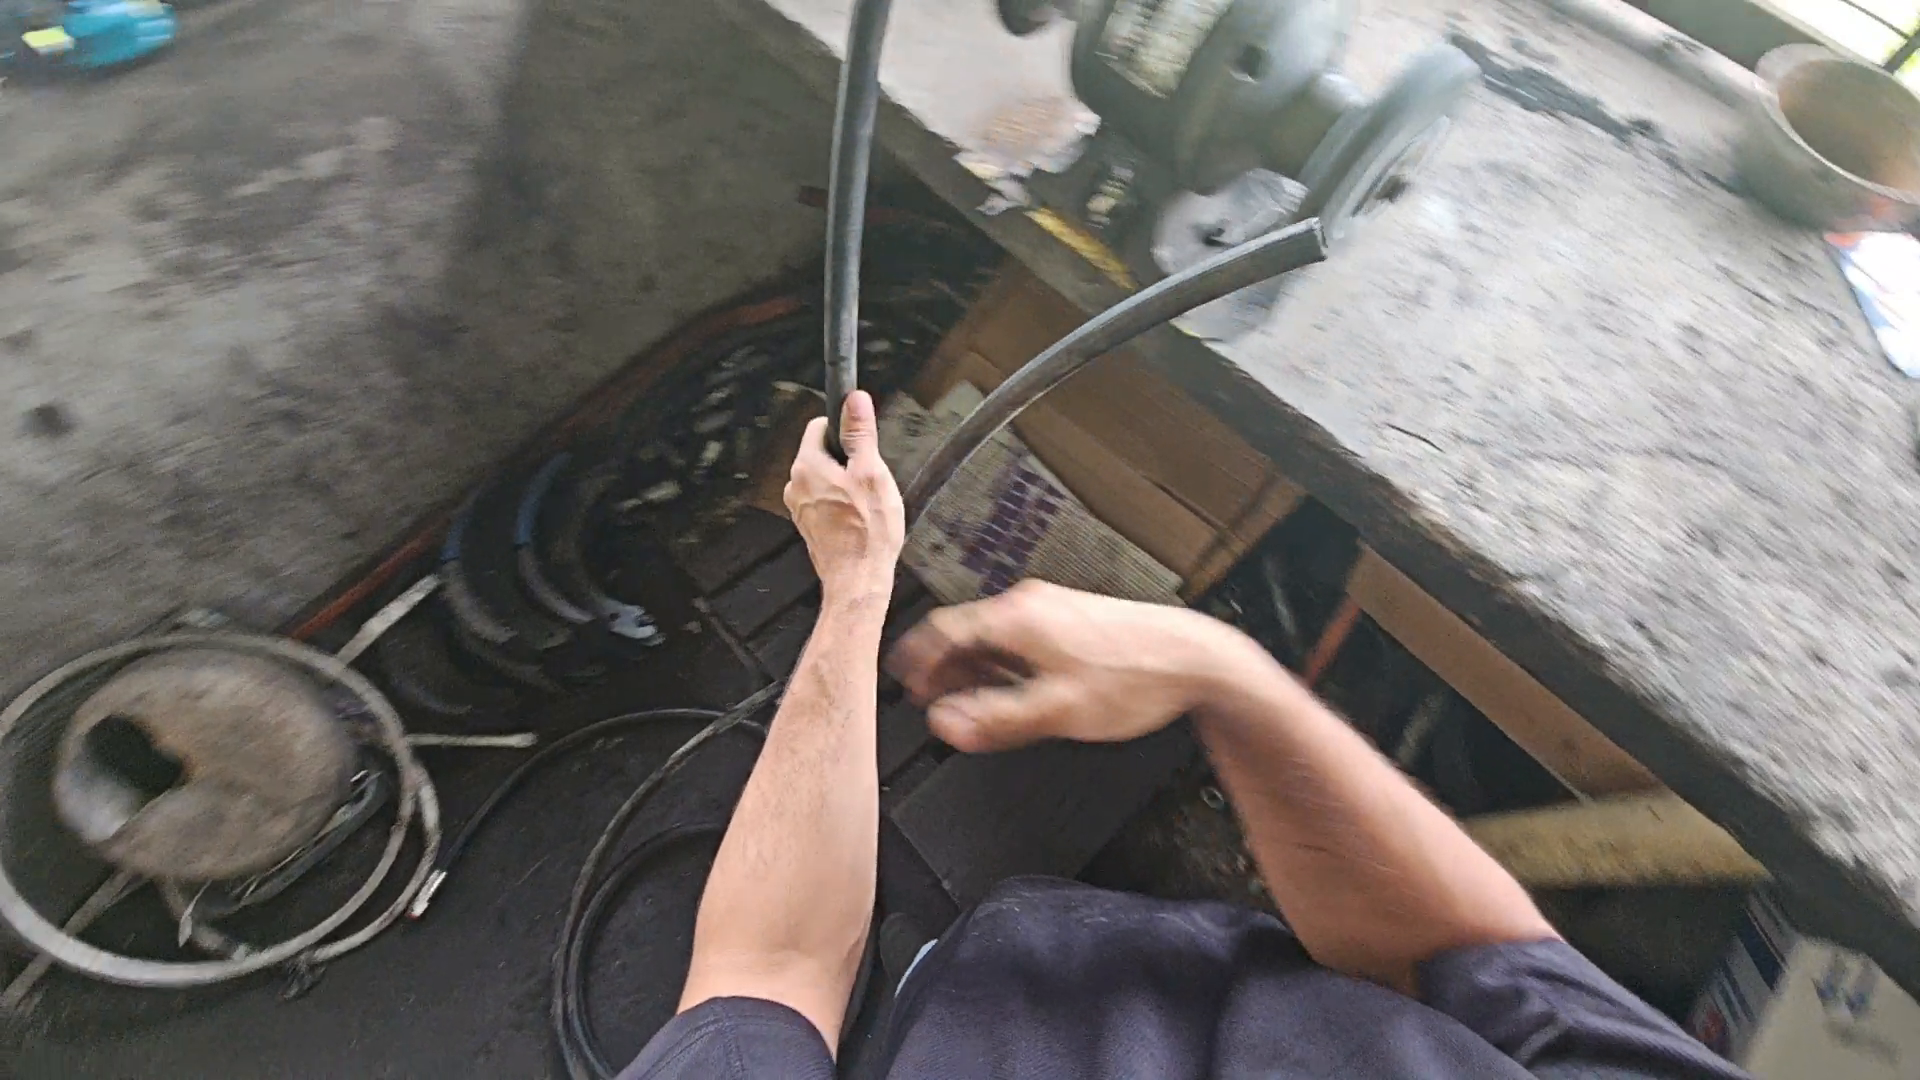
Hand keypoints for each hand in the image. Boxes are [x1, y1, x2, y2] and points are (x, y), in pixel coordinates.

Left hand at [784, 391, 904, 602]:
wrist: (858, 581)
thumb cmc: (867, 532)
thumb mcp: (871, 472)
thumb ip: (860, 433)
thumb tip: (855, 399)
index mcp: (807, 466)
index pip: (820, 425)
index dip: (845, 430)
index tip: (863, 443)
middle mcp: (796, 485)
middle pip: (823, 453)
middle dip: (848, 461)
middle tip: (870, 482)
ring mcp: (800, 508)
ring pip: (826, 479)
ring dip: (846, 485)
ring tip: (866, 506)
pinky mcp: (808, 526)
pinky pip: (825, 502)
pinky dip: (842, 505)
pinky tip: (859, 521)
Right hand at [885, 580, 1257, 752]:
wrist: (1191, 656)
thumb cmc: (1134, 677)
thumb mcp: (1059, 710)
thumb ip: (997, 720)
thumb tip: (946, 724)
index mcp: (1017, 617)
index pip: (944, 629)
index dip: (916, 657)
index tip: (900, 678)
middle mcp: (1030, 605)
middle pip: (966, 631)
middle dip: (942, 666)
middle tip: (928, 697)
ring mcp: (1050, 610)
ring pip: (992, 636)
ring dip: (971, 667)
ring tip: (964, 699)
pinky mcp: (1067, 621)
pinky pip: (1017, 638)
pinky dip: (1000, 663)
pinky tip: (1008, 688)